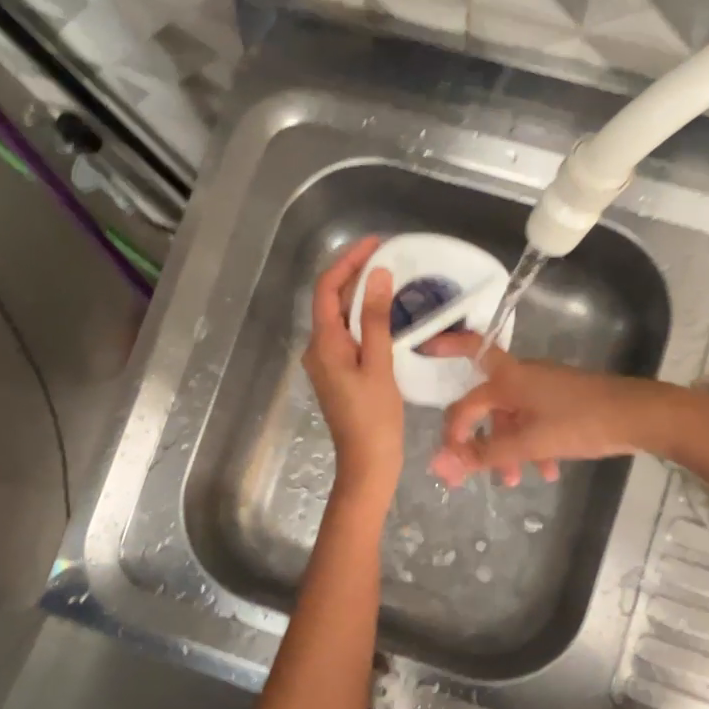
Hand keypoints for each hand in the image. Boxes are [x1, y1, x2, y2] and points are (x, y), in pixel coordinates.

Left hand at [303, 237, 403, 498]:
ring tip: (390, 277)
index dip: (348, 261)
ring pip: (339, 318)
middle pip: (331, 301)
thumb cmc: (374, 418)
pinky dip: (363, 318)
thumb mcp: (379, 365)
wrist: (367, 465)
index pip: (327, 288)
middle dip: (356, 274)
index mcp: (323, 344)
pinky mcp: (338, 374)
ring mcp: (326, 363)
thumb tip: (376, 274)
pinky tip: (385, 314)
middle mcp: (318, 349)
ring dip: (360, 295)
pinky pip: (347, 336)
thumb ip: (375, 319)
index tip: (376, 243)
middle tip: (389, 256)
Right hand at [427, 333, 663, 486]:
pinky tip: (547, 472)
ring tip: (513, 481)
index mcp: (507, 379)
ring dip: (506, 448)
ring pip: (510, 417)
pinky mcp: (560, 399)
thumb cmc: (579, 423)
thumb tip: (441, 465)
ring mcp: (541, 386)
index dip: (451, 434)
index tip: (449, 464)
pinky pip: (533, 421)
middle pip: (482, 397)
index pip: (464, 405)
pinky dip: (532, 445)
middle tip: (458, 451)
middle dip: (469, 427)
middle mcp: (520, 376)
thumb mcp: (529, 444)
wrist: (637, 414)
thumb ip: (484, 455)